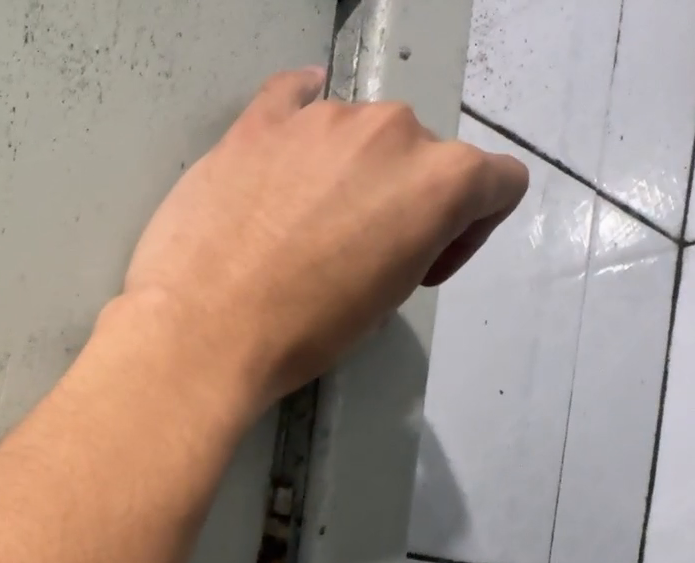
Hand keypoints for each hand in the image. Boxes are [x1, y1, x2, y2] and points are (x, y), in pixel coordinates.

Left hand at [121, 67, 527, 406]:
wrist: (200, 335)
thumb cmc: (295, 336)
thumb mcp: (381, 304)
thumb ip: (408, 246)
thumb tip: (382, 235)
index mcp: (442, 181)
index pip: (494, 183)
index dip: (465, 232)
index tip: (420, 266)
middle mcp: (391, 132)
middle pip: (413, 155)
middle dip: (390, 200)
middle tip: (344, 255)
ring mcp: (319, 121)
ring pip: (352, 132)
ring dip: (338, 170)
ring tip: (290, 226)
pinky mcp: (254, 126)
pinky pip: (289, 94)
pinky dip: (294, 111)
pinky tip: (283, 136)